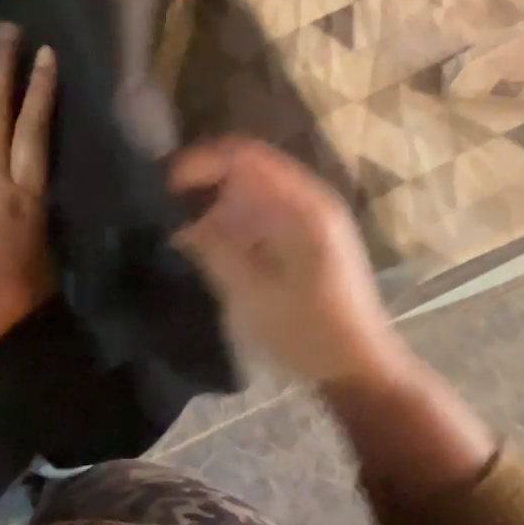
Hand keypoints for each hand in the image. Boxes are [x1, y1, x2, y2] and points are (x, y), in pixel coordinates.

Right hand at [170, 138, 408, 387]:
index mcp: (302, 205)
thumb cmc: (307, 330)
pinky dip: (233, 219)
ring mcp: (311, 219)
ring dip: (216, 200)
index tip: (164, 185)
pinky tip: (209, 242)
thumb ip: (214, 249)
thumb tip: (178, 224)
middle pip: (248, 167)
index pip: (244, 156)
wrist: (359, 368)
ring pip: (253, 190)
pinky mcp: (307, 239)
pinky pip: (263, 212)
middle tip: (165, 202)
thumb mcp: (251, 291)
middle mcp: (309, 200)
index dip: (200, 162)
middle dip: (204, 179)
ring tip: (179, 223)